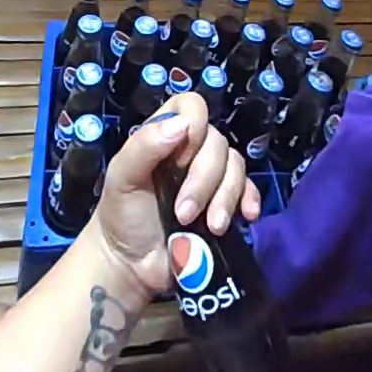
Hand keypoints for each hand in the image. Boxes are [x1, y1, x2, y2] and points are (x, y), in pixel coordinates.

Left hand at [90, 92, 260, 300]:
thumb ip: (145, 145)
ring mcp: (210, 176)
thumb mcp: (122, 175)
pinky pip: (249, 189)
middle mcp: (191, 149)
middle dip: (203, 180)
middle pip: (217, 142)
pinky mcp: (226, 203)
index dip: (193, 125)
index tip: (179, 158)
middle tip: (182, 212)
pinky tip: (247, 216)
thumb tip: (182, 125)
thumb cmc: (122, 213)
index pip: (192, 106)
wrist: (132, 265)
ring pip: (236, 165)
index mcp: (165, 133)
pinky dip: (250, 199)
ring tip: (209, 226)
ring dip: (224, 197)